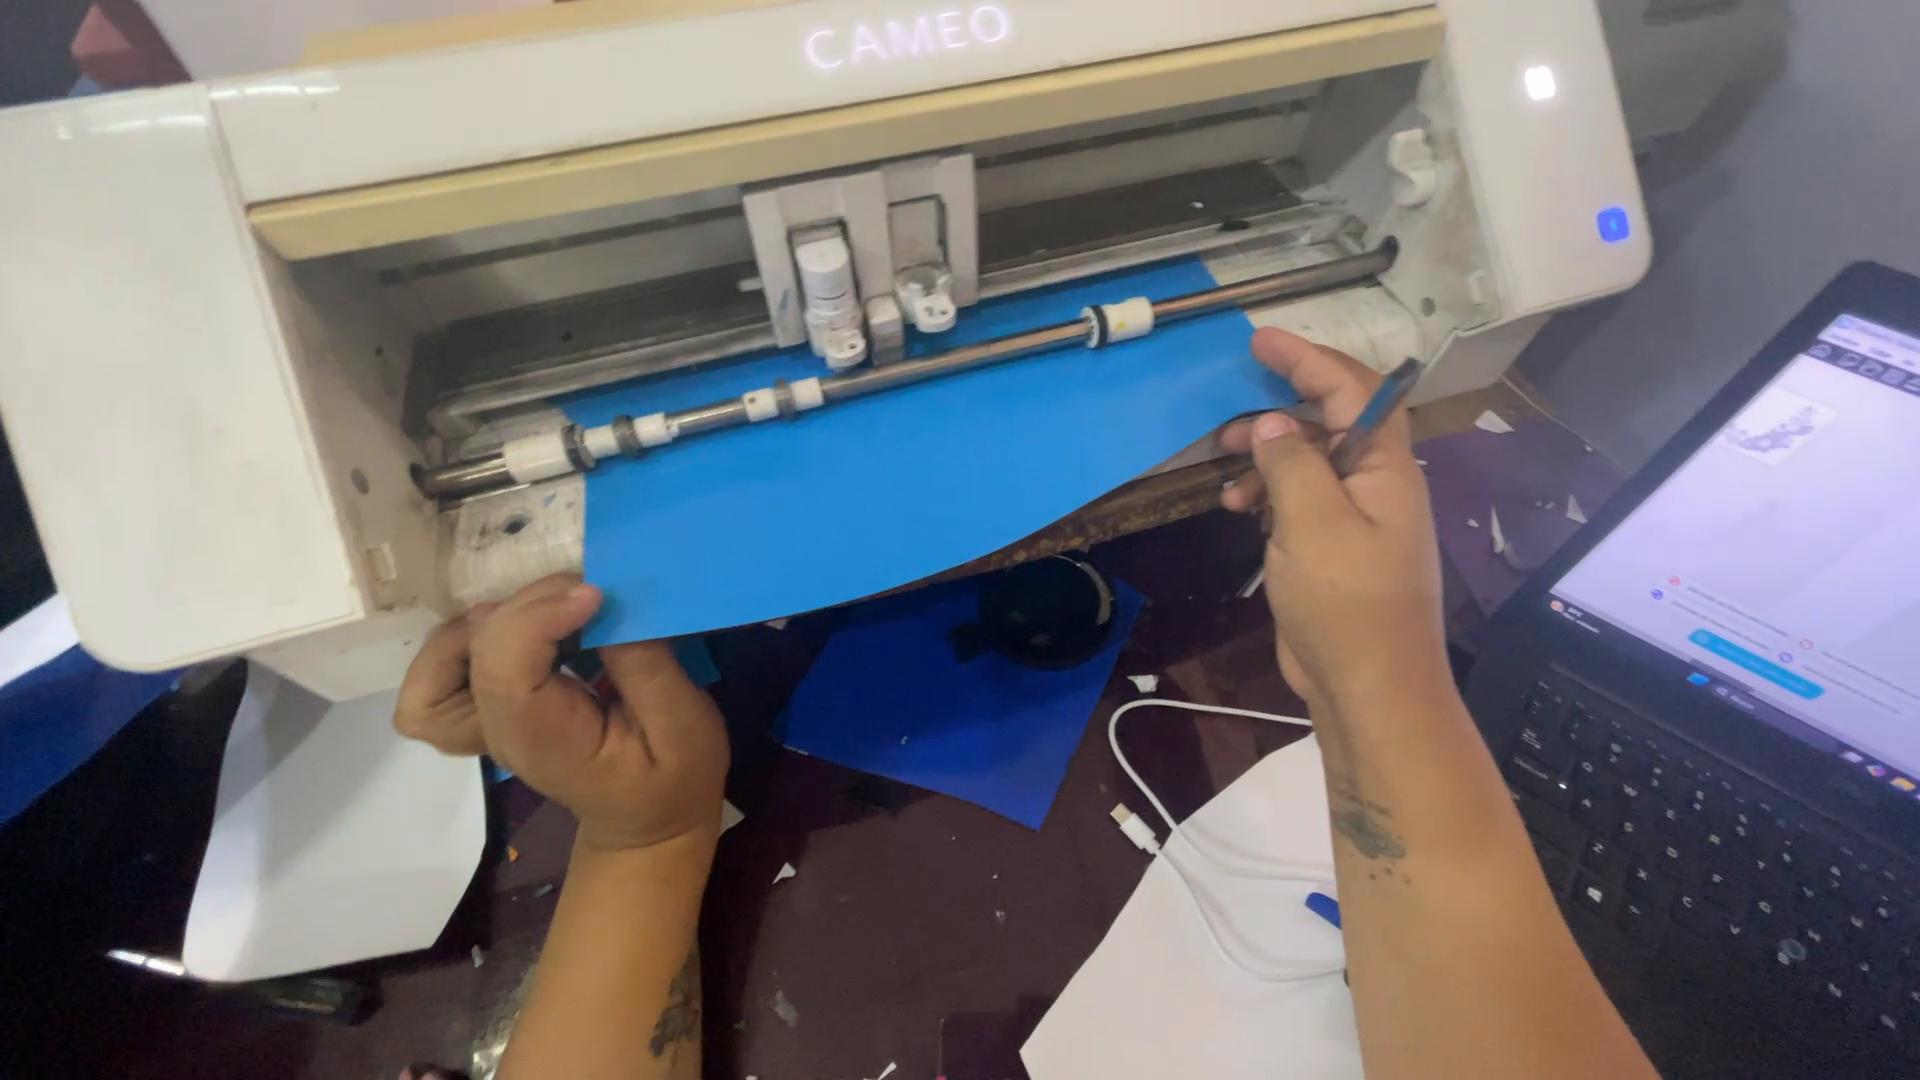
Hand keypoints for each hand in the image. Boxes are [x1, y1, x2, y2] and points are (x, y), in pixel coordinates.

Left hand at [394, 574, 729, 851]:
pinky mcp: (496, 708)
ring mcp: (489, 722)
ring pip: (438, 662)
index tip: (597, 595)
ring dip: (493, 619)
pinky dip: (477, 636)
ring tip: (556, 609)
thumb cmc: (674, 780)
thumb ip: (647, 669)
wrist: (648, 823)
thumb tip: (613, 610)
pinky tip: (531, 626)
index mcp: (544, 740)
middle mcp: (499, 729)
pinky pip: (447, 671)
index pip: (503, 669)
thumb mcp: (685, 729)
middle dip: (532, 606)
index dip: (538, 618)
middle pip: (475, 651)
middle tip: (594, 598)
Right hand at [1217, 328, 1448, 713]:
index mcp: (1386, 470)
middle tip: (1227, 419)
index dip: (1309, 360)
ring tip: (1223, 470)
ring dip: (1266, 460)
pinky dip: (1267, 495)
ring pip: (1308, 464)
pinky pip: (1298, 501)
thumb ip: (1292, 465)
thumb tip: (1273, 425)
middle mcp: (1376, 485)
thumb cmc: (1346, 603)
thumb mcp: (1312, 524)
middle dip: (1279, 413)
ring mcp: (1355, 519)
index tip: (1260, 341)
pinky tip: (1238, 509)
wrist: (1368, 686)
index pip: (1354, 391)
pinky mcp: (1332, 549)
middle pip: (1330, 423)